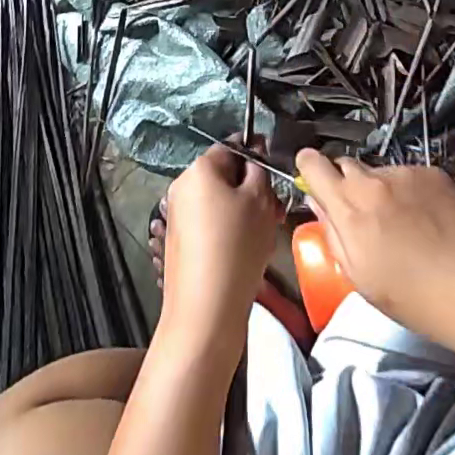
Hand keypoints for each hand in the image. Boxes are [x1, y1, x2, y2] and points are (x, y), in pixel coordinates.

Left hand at [160, 143, 283, 347]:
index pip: (232, 146)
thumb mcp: (260, 200)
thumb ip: (259, 170)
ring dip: (245, 210)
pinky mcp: (180, 240)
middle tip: (276, 210)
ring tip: (266, 233)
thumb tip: (254, 156)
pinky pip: (210, 222)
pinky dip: (230, 229)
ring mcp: (178, 214)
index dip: (257, 154)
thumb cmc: (236, 245)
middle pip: (225, 176)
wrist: (205, 307)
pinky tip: (247, 250)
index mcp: (198, 169)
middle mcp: (182, 186)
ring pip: (220, 200)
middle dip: (253, 189)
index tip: (276, 172)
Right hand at [295, 150, 454, 345]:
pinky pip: (409, 175)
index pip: (312, 163)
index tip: (315, 179)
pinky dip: (411, 191)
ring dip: (381, 189)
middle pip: (345, 165)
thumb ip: (333, 235)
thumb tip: (320, 204)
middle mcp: (372, 182)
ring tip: (405, 223)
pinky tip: (429, 219)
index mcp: (348, 209)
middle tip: (364, 215)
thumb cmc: (417, 298)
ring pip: (379, 172)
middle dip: (347, 184)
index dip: (310, 169)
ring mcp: (405, 174)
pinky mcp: (434, 173)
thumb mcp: (361, 278)